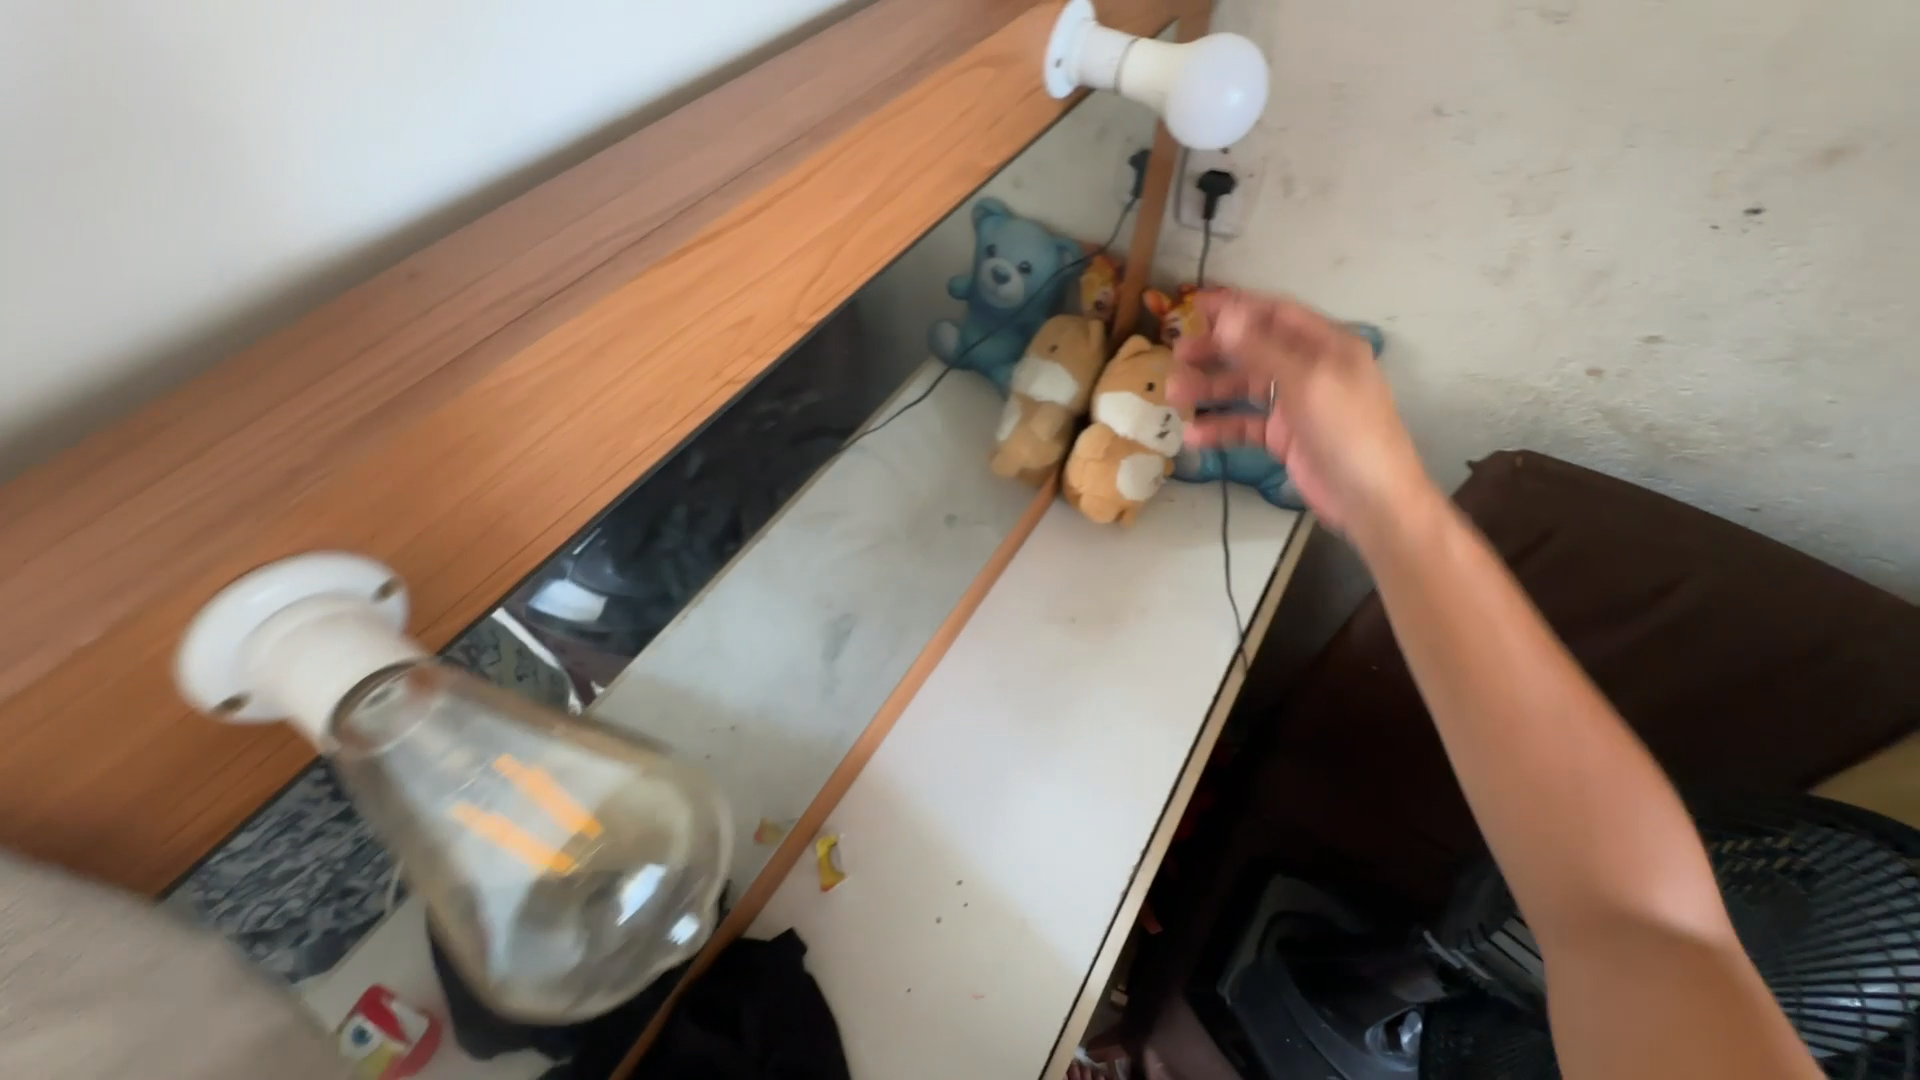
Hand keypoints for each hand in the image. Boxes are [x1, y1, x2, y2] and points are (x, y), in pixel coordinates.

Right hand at [1169, 290, 1434, 538]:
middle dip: (1216, 350)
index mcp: (1327, 345)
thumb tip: (1225, 317)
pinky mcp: (1284, 437)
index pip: (1276, 315)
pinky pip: (1245, 425)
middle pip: (1255, 350)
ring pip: (1245, 388)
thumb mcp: (1306, 381)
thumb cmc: (1347, 430)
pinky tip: (1193, 434)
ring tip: (1174, 394)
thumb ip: (1262, 349)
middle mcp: (1311, 369)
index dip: (1237, 308)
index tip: (1195, 306)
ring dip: (1210, 389)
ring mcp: (1296, 404)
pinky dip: (1220, 427)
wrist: (1370, 498)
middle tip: (1178, 353)